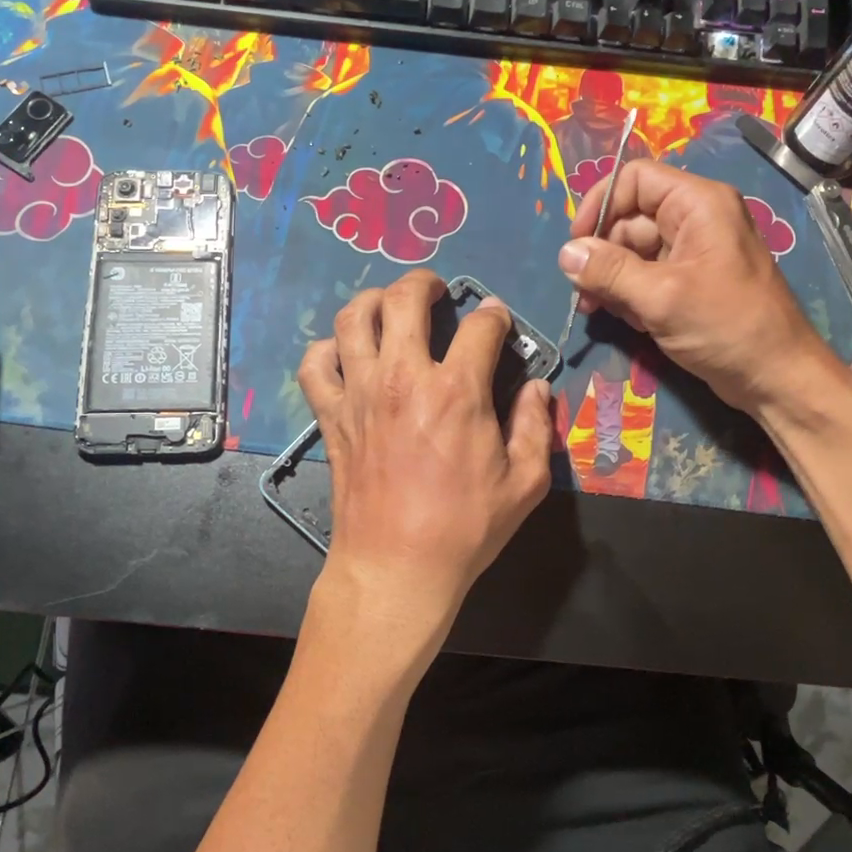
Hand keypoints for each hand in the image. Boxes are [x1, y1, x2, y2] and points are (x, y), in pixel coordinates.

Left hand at [297, 270, 551, 672]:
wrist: (397, 567)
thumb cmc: (465, 529)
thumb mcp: (525, 483)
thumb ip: (536, 426)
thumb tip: (537, 387)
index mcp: (457, 391)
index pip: (480, 327)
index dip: (496, 317)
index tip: (499, 323)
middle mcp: (403, 378)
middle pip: (403, 299)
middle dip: (425, 284)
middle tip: (437, 292)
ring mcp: (359, 395)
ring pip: (351, 318)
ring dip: (373, 301)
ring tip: (389, 308)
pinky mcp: (331, 417)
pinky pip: (314, 365)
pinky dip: (326, 350)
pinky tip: (346, 354)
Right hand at [563, 159, 846, 417]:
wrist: (775, 377)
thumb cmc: (726, 327)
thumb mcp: (661, 297)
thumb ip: (609, 272)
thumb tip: (565, 254)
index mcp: (698, 204)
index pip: (635, 180)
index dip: (600, 205)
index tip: (576, 246)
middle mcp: (695, 220)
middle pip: (629, 219)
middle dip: (602, 254)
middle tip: (584, 294)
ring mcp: (692, 253)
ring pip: (632, 252)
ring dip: (612, 281)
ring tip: (603, 311)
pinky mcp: (688, 283)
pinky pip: (645, 277)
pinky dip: (630, 296)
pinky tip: (631, 322)